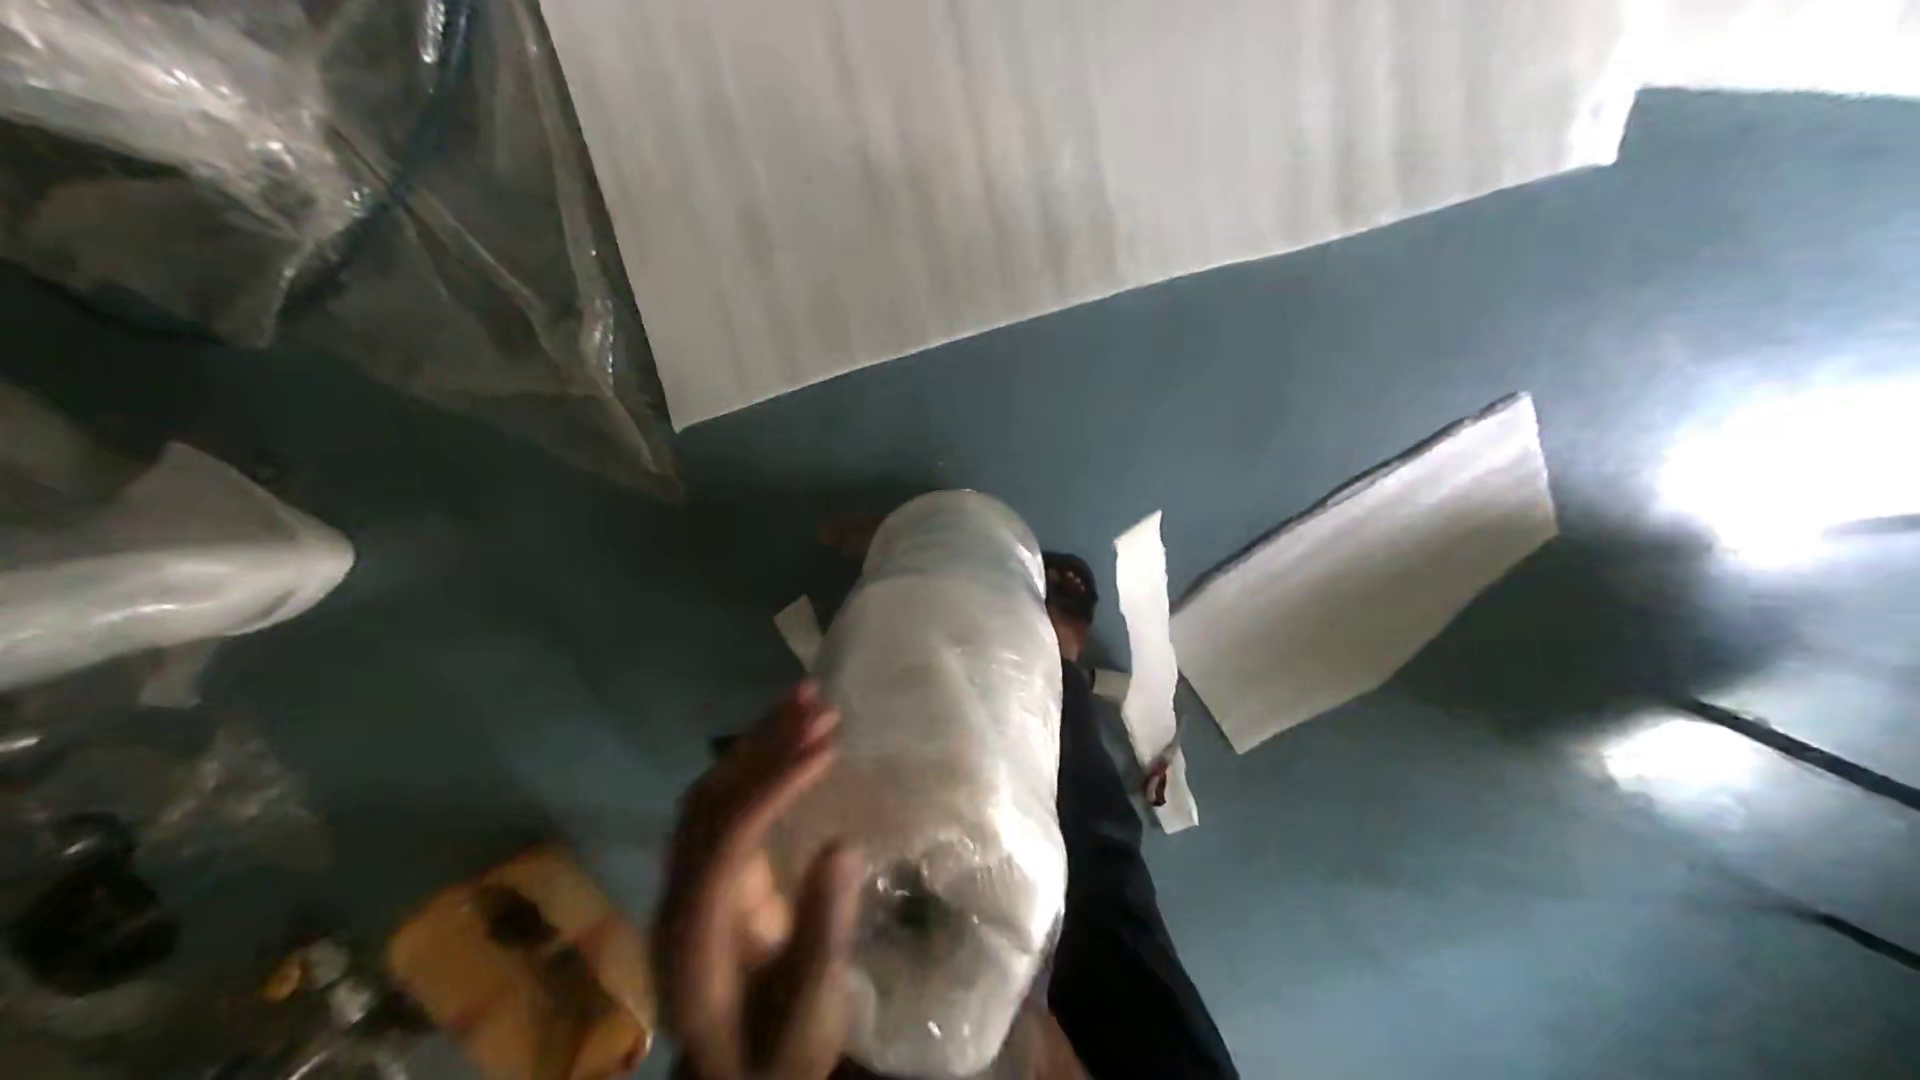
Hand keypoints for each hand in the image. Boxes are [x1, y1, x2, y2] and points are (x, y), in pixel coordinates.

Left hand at [655, 683, 862, 1079]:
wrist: (733, 1076)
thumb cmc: (774, 1051)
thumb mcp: (808, 1013)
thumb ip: (822, 934)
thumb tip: (845, 846)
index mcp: (693, 933)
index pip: (727, 838)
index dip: (775, 786)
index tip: (827, 747)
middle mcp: (677, 894)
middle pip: (710, 802)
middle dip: (766, 746)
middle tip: (820, 704)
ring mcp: (687, 878)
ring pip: (712, 791)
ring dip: (758, 740)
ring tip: (807, 698)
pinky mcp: (707, 869)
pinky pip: (725, 801)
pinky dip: (757, 761)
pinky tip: (789, 735)